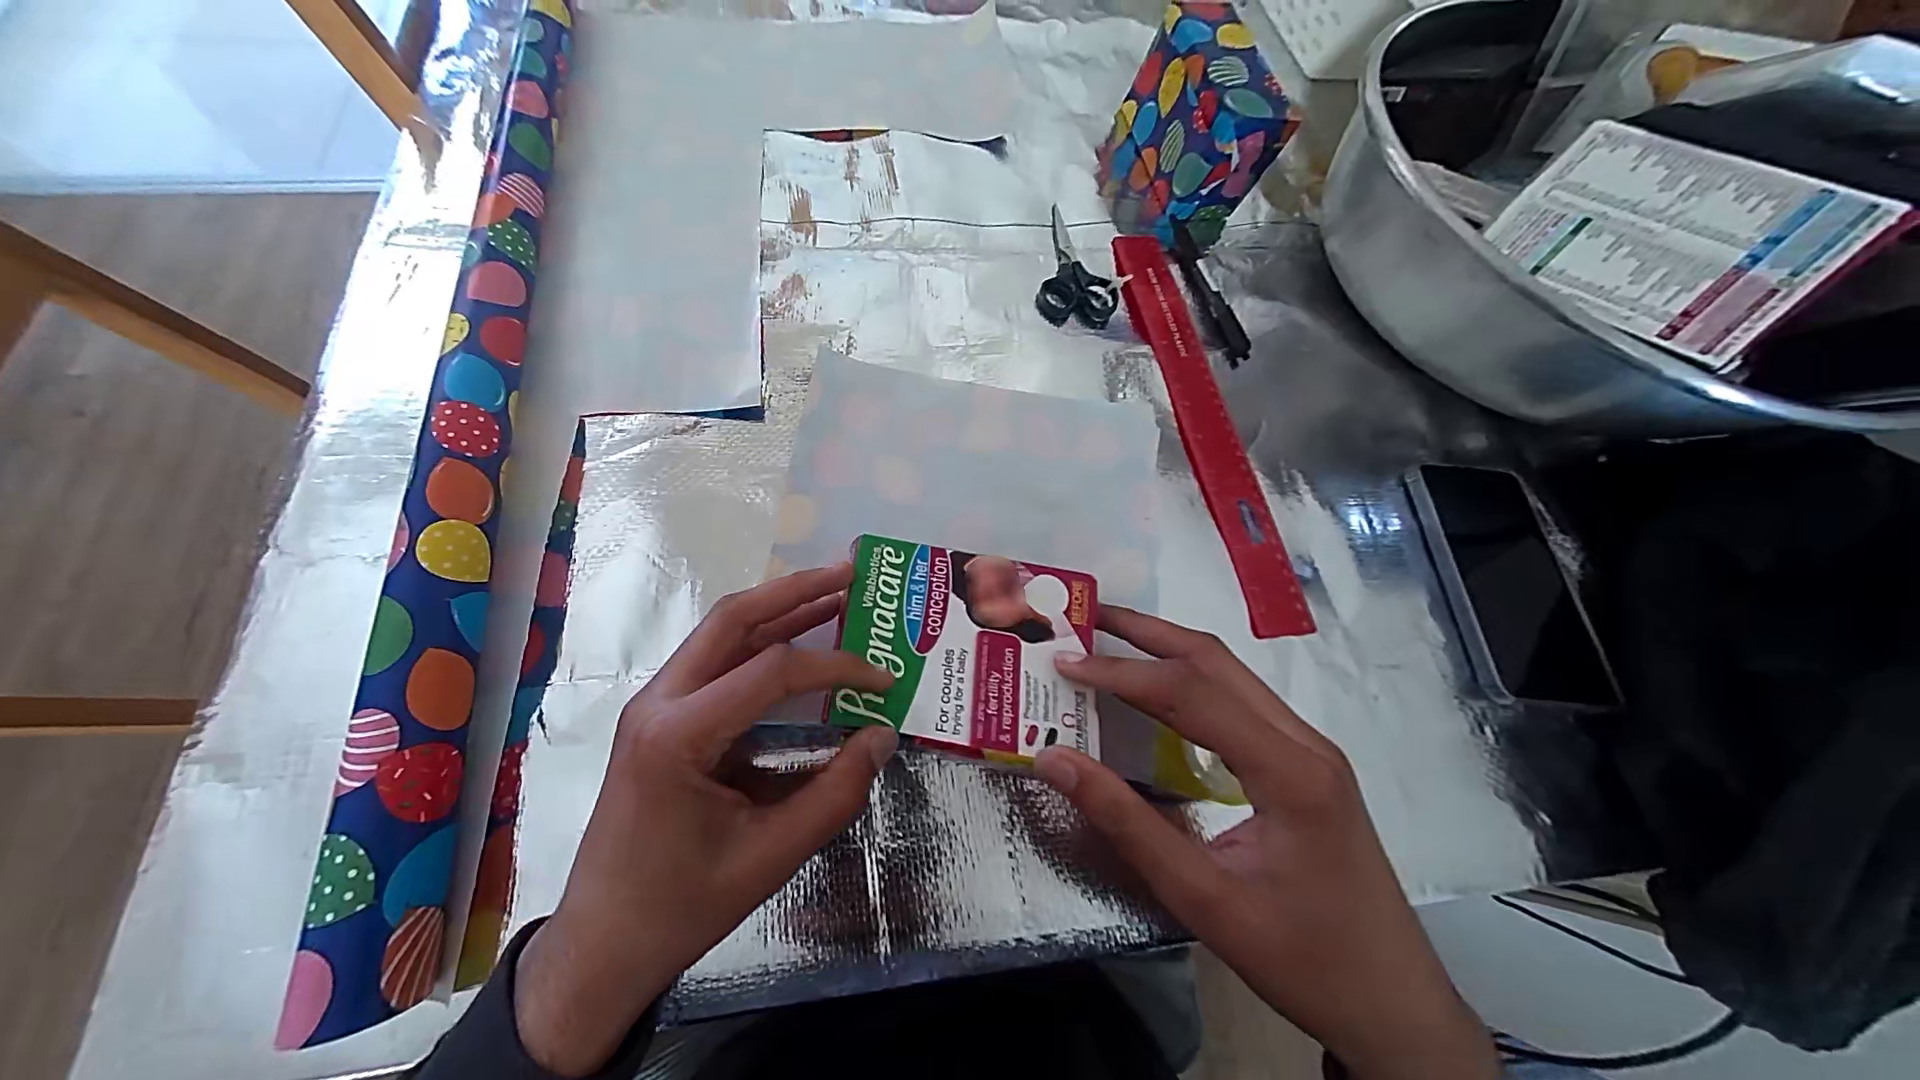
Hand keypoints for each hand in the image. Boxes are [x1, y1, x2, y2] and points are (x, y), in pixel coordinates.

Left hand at [514, 563, 898, 1076]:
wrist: (601, 945)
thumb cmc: (682, 905)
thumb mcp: (771, 857)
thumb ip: (836, 793)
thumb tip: (883, 735)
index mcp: (679, 734)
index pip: (772, 670)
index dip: (837, 667)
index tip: (884, 679)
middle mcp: (660, 701)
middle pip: (734, 619)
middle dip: (797, 590)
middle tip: (851, 572)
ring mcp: (654, 704)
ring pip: (721, 632)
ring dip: (779, 607)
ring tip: (833, 588)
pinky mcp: (662, 717)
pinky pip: (716, 661)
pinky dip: (761, 641)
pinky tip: (796, 639)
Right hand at [1034, 606, 1497, 1079]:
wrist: (1394, 1004)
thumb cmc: (1301, 958)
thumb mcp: (1201, 897)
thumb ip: (1125, 822)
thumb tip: (1055, 760)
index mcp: (1288, 770)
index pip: (1191, 694)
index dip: (1122, 673)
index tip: (1065, 663)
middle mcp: (1304, 741)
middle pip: (1216, 661)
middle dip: (1146, 632)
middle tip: (1088, 618)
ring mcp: (1310, 748)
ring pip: (1232, 674)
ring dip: (1168, 650)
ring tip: (1112, 640)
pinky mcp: (1306, 762)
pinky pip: (1241, 700)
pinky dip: (1190, 680)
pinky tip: (1158, 690)